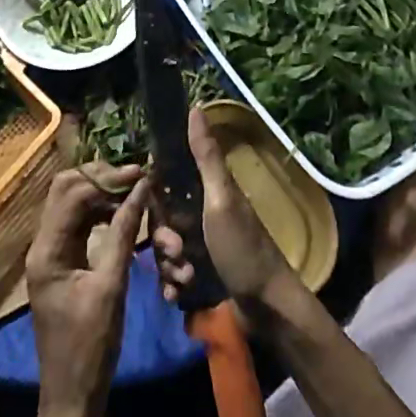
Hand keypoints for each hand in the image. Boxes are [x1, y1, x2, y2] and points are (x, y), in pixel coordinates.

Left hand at [27, 163, 148, 416]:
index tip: (140, 173)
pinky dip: (99, 212)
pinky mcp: (61, 261)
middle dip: (100, 178)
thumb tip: (140, 190)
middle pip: (65, 189)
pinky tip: (122, 214)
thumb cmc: (91, 346)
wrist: (72, 393)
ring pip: (71, 203)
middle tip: (134, 178)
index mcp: (47, 249)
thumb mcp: (111, 288)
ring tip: (133, 192)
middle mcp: (42, 242)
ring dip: (100, 193)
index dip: (106, 178)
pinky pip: (78, 223)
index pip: (72, 194)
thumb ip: (123, 234)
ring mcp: (50, 251)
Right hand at [152, 107, 296, 309]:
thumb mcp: (222, 198)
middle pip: (161, 219)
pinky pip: (172, 276)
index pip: (164, 182)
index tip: (146, 205)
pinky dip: (173, 286)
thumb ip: (205, 156)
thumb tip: (196, 107)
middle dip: (163, 238)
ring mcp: (199, 248)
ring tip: (184, 279)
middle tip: (178, 252)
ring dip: (168, 266)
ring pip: (164, 249)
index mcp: (204, 193)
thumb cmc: (244, 247)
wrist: (269, 309)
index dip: (152, 193)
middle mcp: (199, 216)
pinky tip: (178, 294)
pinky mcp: (200, 277)